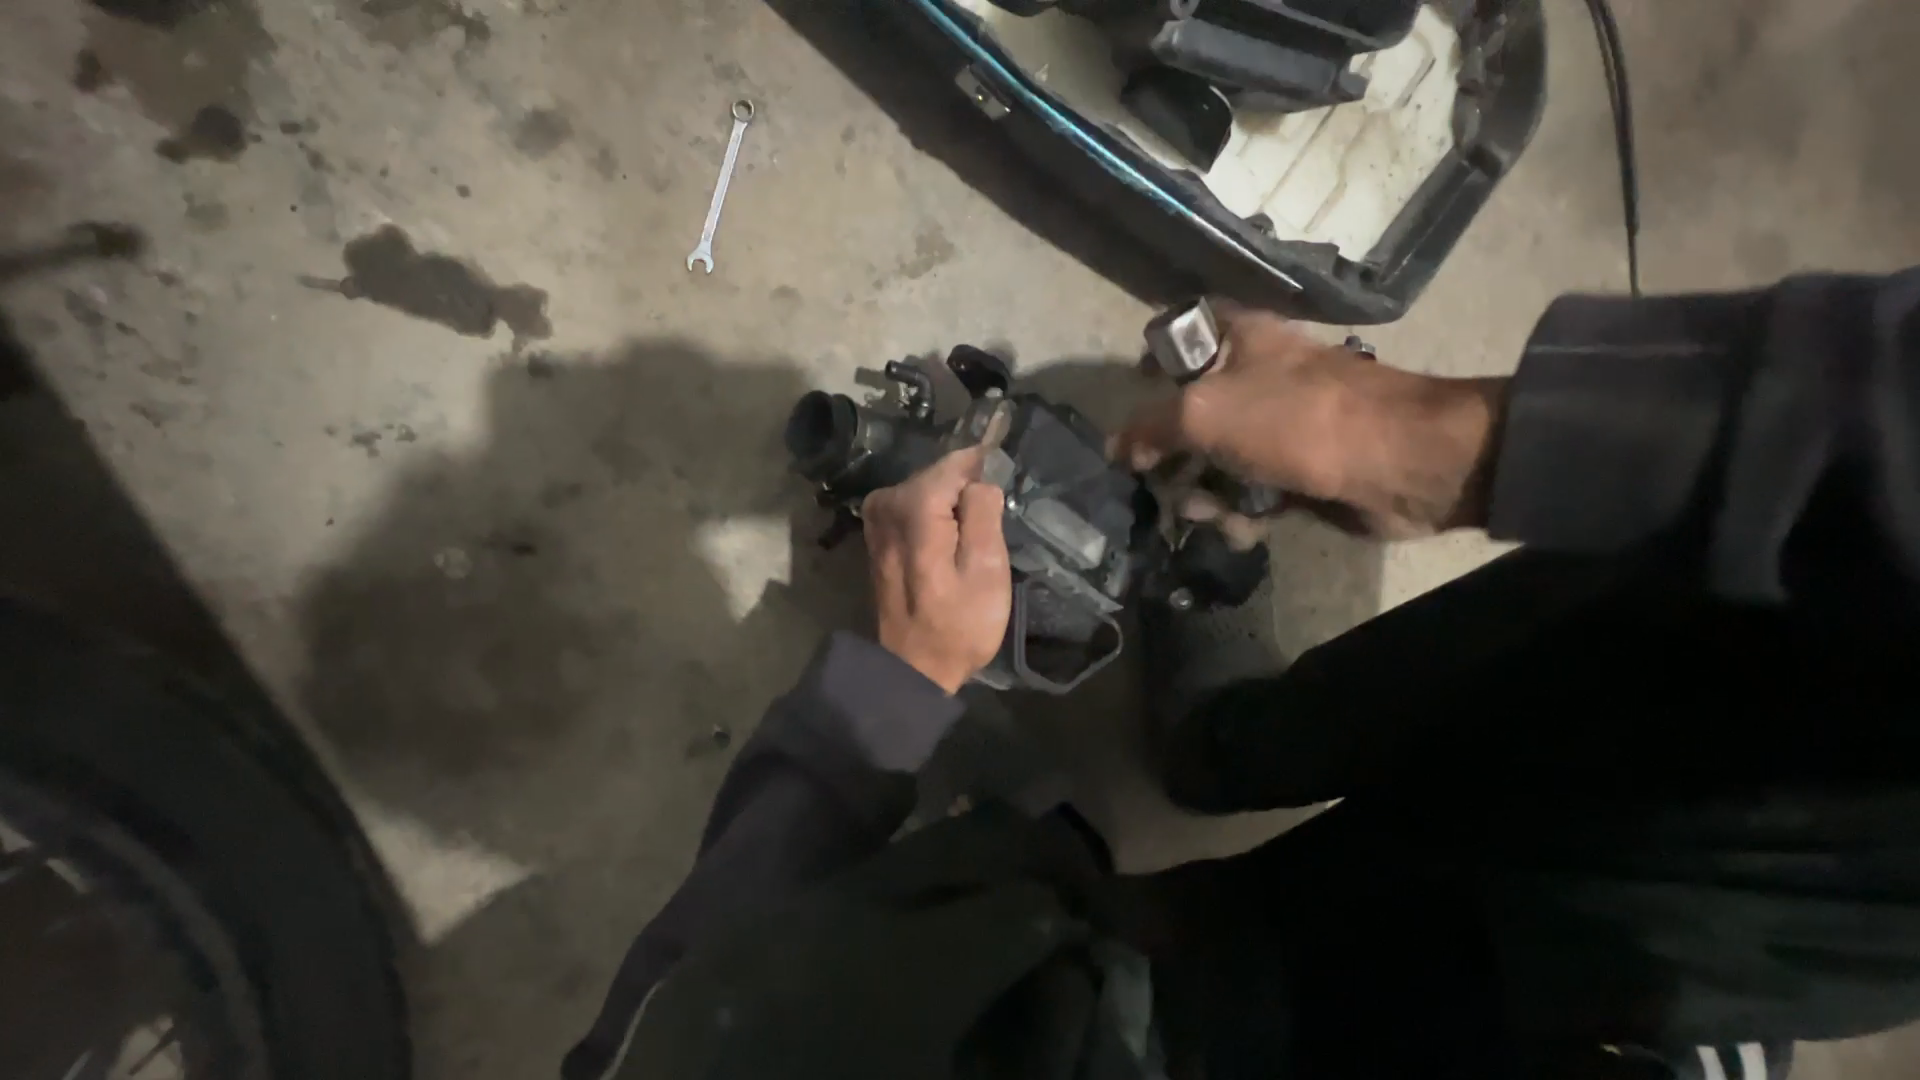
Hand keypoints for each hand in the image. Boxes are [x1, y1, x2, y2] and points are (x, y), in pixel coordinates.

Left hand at [861, 446, 1012, 692]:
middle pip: (942, 475)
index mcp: (914, 504)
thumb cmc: (958, 623)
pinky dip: (938, 521)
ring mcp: (876, 517)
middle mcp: (887, 500)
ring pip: (930, 491)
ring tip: (975, 541)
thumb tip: (982, 478)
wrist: (912, 668)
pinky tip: (952, 547)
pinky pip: (916, 508)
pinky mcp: (876, 534)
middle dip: (970, 493)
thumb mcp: (986, 569)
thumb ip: (983, 512)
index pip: (959, 462)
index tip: (1008, 490)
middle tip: (994, 528)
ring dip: (955, 510)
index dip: (988, 471)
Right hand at [1115, 300, 1503, 536]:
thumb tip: (1114, 448)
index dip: (1151, 363)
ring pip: (1216, 461)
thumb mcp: (1203, 413)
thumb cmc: (1294, 420)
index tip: (1135, 401)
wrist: (1397, 462)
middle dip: (1172, 455)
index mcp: (1238, 339)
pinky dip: (1242, 512)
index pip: (1181, 333)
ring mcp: (1278, 426)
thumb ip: (1148, 427)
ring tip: (1214, 513)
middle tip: (1163, 480)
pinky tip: (1248, 527)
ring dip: (1206, 495)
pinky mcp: (1296, 470)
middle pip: (1189, 412)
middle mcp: (1257, 376)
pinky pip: (1249, 491)